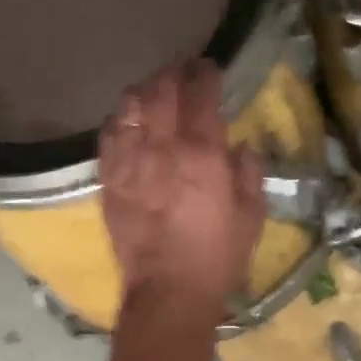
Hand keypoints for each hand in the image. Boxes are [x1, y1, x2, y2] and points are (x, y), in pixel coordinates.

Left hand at [98, 60, 265, 332]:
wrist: (169, 292)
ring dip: (144, 93)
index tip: (210, 69)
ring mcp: (130, 159)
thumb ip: (249, 174)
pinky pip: (110, 133)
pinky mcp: (109, 178)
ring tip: (153, 95)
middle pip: (161, 90)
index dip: (205, 75)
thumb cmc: (217, 259)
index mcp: (203, 153)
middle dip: (173, 76)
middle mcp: (162, 145)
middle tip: (182, 76)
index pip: (201, 95)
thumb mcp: (251, 219)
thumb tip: (243, 146)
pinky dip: (121, 120)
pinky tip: (129, 125)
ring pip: (130, 104)